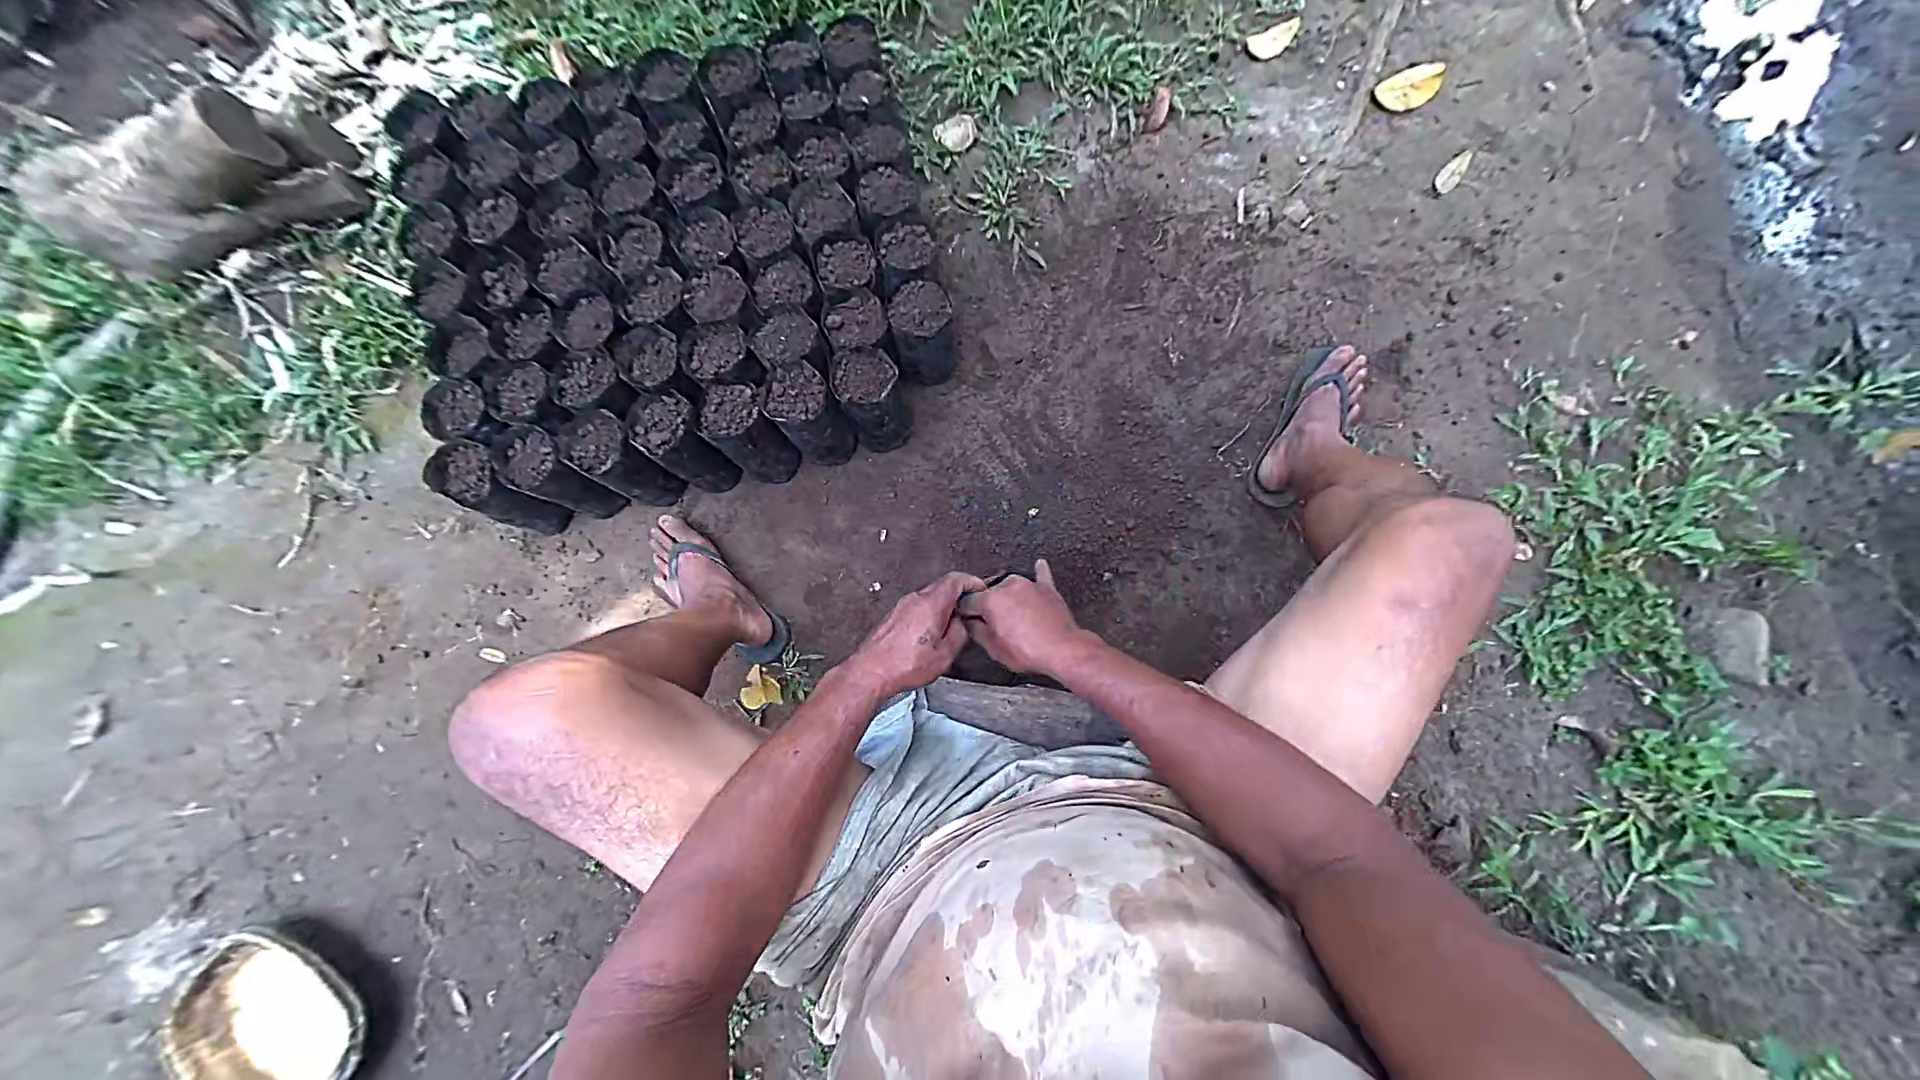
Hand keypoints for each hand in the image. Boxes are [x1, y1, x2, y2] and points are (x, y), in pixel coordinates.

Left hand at [839, 572, 986, 699]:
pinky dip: (926, 616)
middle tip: (967, 613)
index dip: (972, 582)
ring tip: (947, 630)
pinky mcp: (892, 616)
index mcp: (931, 603)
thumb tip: (963, 622)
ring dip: (941, 608)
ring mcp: (901, 606)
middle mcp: (915, 599)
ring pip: (927, 598)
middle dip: (957, 597)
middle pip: (941, 587)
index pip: (956, 579)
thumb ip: (960, 632)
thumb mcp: (945, 654)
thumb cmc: (905, 665)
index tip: (980, 590)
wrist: (871, 672)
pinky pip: (915, 609)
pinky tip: (927, 636)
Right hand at [956, 560, 1088, 675]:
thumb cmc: (1029, 650)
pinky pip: (1040, 576)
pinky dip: (1037, 573)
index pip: (968, 601)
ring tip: (1014, 616)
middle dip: (988, 606)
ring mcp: (1029, 585)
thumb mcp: (992, 648)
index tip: (968, 619)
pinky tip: (1038, 566)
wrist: (1062, 649)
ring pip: (1010, 586)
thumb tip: (971, 623)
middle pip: (989, 593)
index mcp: (990, 599)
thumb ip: (976, 630)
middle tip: (995, 625)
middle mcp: (1008, 585)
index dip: (966, 613)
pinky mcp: (1046, 589)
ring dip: (1008, 597)